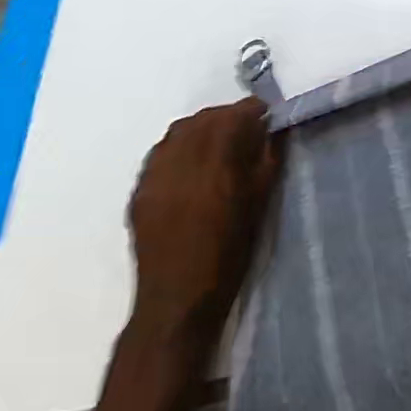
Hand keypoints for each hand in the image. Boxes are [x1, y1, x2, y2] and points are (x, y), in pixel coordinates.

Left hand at [127, 97, 280, 325]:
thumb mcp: (259, 205)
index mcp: (218, 163)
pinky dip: (178, 147)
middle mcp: (183, 159)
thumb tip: (270, 131)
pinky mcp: (139, 188)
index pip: (235, 115)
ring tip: (215, 143)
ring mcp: (155, 172)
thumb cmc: (228, 255)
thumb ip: (266, 160)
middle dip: (227, 117)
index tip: (264, 114)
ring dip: (201, 128)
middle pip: (205, 117)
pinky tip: (189, 164)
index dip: (252, 110)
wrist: (177, 301)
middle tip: (243, 128)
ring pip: (180, 130)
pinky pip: (161, 151)